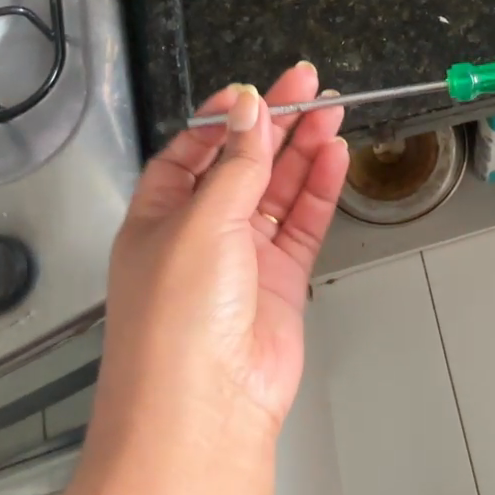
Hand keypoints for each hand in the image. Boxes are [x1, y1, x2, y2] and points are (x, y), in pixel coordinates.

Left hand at [46, 66, 347, 494]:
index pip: (194, 149)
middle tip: (310, 87)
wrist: (206, 407)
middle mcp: (200, 231)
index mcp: (159, 214)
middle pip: (245, 162)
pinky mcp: (281, 276)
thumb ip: (235, 162)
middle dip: (277, 123)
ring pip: (280, 187)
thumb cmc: (175, 323)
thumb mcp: (200, 222)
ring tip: (332, 112)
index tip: (259, 90)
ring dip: (305, 148)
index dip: (227, 117)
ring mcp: (244, 254)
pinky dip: (321, 187)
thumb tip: (248, 108)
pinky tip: (334, 157)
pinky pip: (304, 220)